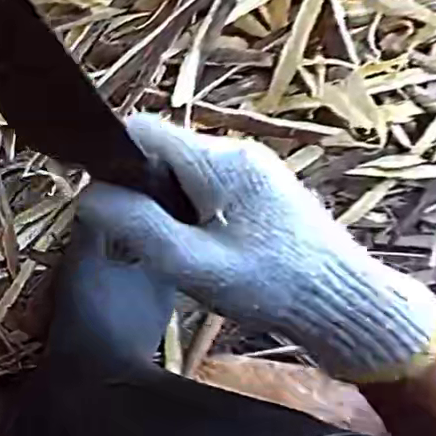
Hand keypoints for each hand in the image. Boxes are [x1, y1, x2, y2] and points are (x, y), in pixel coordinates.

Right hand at [73, 115, 435, 382]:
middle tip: (137, 234)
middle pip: (156, 149)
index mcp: (217, 161)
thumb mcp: (186, 261)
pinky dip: (182, 205)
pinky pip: (200, 180)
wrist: (349, 307)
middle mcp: (236, 151)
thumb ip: (132, 222)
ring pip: (176, 167)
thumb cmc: (268, 287)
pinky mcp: (259, 185)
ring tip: (168, 244)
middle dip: (134, 185)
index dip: (110, 157)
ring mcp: (251, 166)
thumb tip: (86, 194)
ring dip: (158, 198)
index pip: (140, 128)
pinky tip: (195, 242)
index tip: (104, 199)